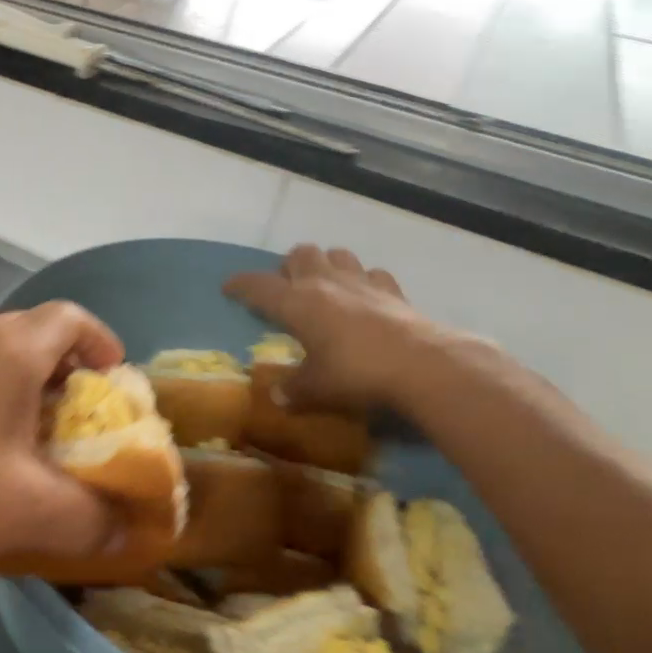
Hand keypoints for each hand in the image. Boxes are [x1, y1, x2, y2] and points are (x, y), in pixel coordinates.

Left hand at [0, 301, 126, 562]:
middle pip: (37, 330)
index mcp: (12, 351)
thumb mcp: (35, 511)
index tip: (116, 383)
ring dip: (30, 380)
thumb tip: (125, 532)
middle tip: (83, 415)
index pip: (72, 317)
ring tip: (39, 433)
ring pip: (1, 349)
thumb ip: (95, 521)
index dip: (103, 342)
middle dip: (70, 366)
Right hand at [225, 245, 481, 412]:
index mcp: (296, 302)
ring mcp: (361, 282)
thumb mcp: (317, 389)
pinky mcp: (393, 290)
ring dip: (326, 265)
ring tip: (325, 287)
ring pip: (336, 254)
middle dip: (288, 267)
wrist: (423, 365)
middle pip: (299, 254)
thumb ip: (293, 390)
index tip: (228, 288)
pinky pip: (373, 274)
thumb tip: (276, 397)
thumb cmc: (356, 373)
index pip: (257, 285)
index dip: (240, 285)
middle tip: (287, 290)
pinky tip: (365, 297)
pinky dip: (364, 281)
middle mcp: (324, 283)